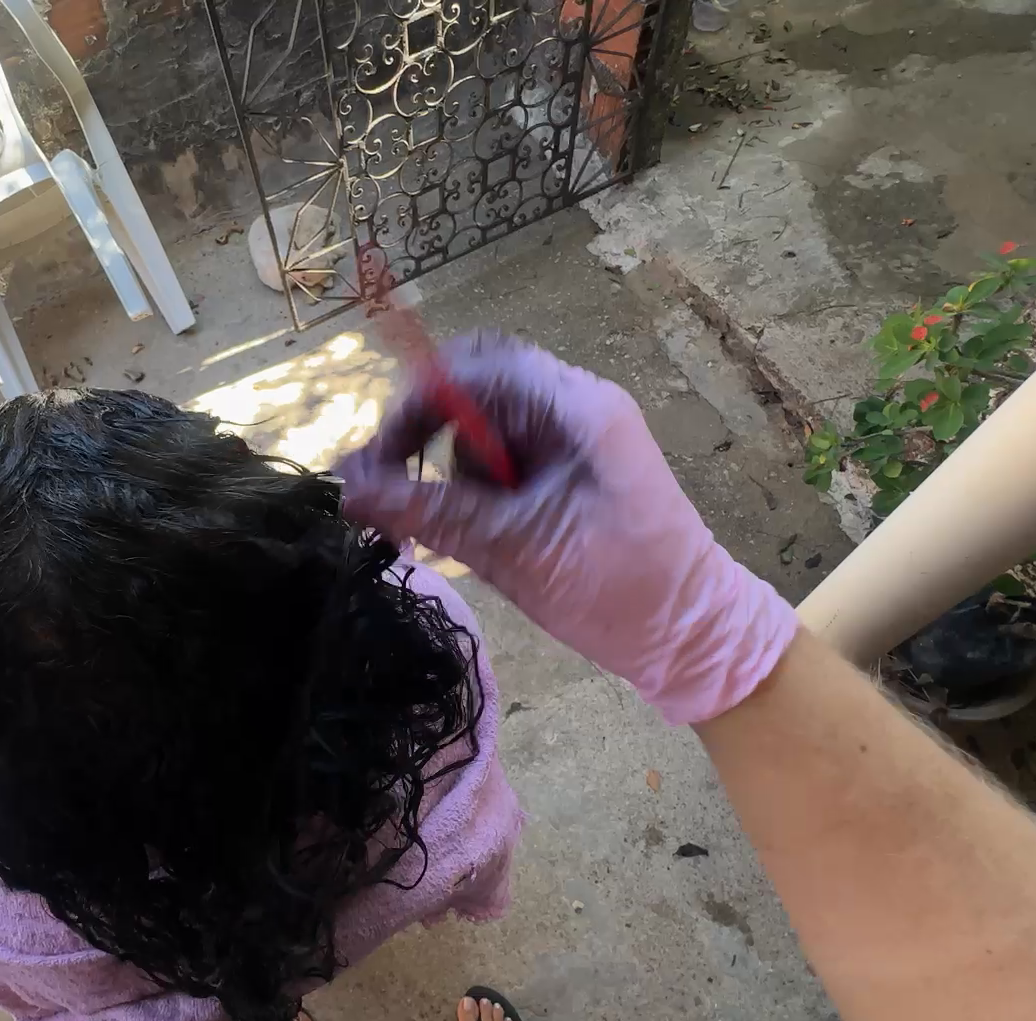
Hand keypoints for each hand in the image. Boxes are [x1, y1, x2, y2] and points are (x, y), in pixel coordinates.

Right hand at [337, 330, 798, 724]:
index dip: (415, 403)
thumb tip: (344, 489)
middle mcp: (569, 410)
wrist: (691, 639)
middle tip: (394, 487)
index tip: (380, 461)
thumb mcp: (513, 549)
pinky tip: (473, 534)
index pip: (475, 367)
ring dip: (446, 472)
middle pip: (473, 389)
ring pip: (478, 430)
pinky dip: (468, 493)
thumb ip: (427, 511)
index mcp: (575, 409)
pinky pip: (495, 463)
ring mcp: (567, 441)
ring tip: (444, 531)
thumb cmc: (618, 591)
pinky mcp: (560, 474)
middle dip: (424, 435)